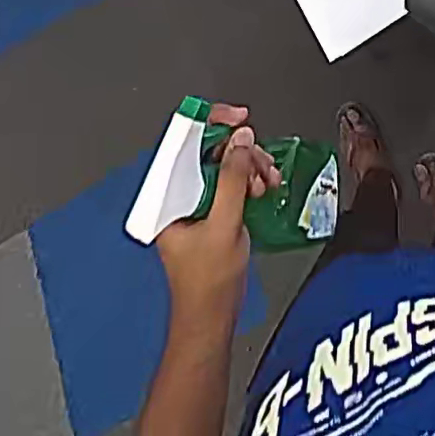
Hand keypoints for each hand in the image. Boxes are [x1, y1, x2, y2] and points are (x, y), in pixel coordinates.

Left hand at [153, 103, 281, 311]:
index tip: (238, 117)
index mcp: (167, 198)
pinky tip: (264, 187)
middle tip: (261, 161)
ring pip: (225, 165)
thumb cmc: (208, 282)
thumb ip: (232, 179)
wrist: (212, 318)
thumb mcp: (224, 224)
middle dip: (242, 152)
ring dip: (251, 167)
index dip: (211, 123)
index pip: (184, 145)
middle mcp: (178, 196)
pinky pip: (232, 181)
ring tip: (266, 181)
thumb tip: (241, 140)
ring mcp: (195, 203)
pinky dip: (251, 179)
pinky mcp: (211, 211)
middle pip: (209, 152)